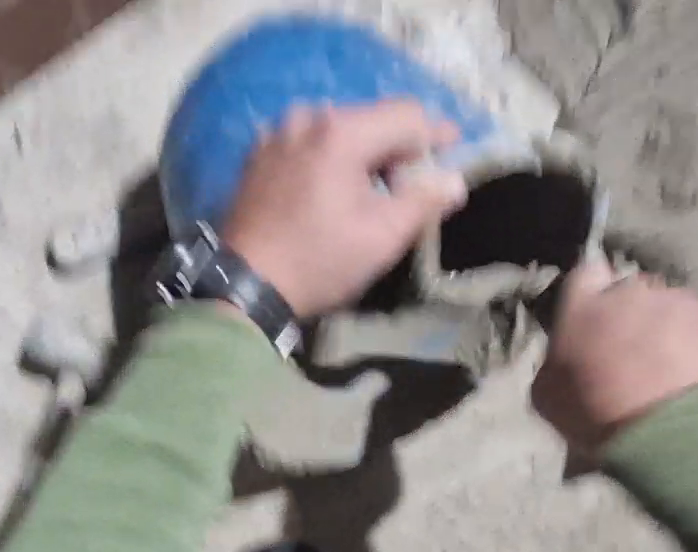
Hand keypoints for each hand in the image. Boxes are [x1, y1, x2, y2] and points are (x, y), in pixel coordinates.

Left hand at [221, 101, 467, 317]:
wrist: (244, 288)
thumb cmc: (317, 263)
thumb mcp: (380, 238)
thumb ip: (424, 202)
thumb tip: (454, 180)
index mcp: (341, 132)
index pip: (407, 116)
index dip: (437, 135)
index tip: (453, 153)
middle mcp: (306, 118)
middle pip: (370, 121)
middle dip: (395, 151)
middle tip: (407, 189)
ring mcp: (276, 136)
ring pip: (337, 134)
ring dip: (360, 158)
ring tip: (367, 197)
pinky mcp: (257, 159)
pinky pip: (306, 148)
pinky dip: (327, 163)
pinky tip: (329, 196)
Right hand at [532, 260, 697, 458]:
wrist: (671, 430)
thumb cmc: (595, 413)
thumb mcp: (547, 395)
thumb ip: (556, 360)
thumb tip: (565, 355)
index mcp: (583, 307)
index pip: (583, 275)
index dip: (587, 293)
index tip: (588, 317)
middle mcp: (632, 292)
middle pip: (629, 292)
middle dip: (626, 315)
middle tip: (624, 353)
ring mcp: (681, 302)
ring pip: (667, 307)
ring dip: (662, 329)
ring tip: (662, 369)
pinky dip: (694, 342)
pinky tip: (688, 374)